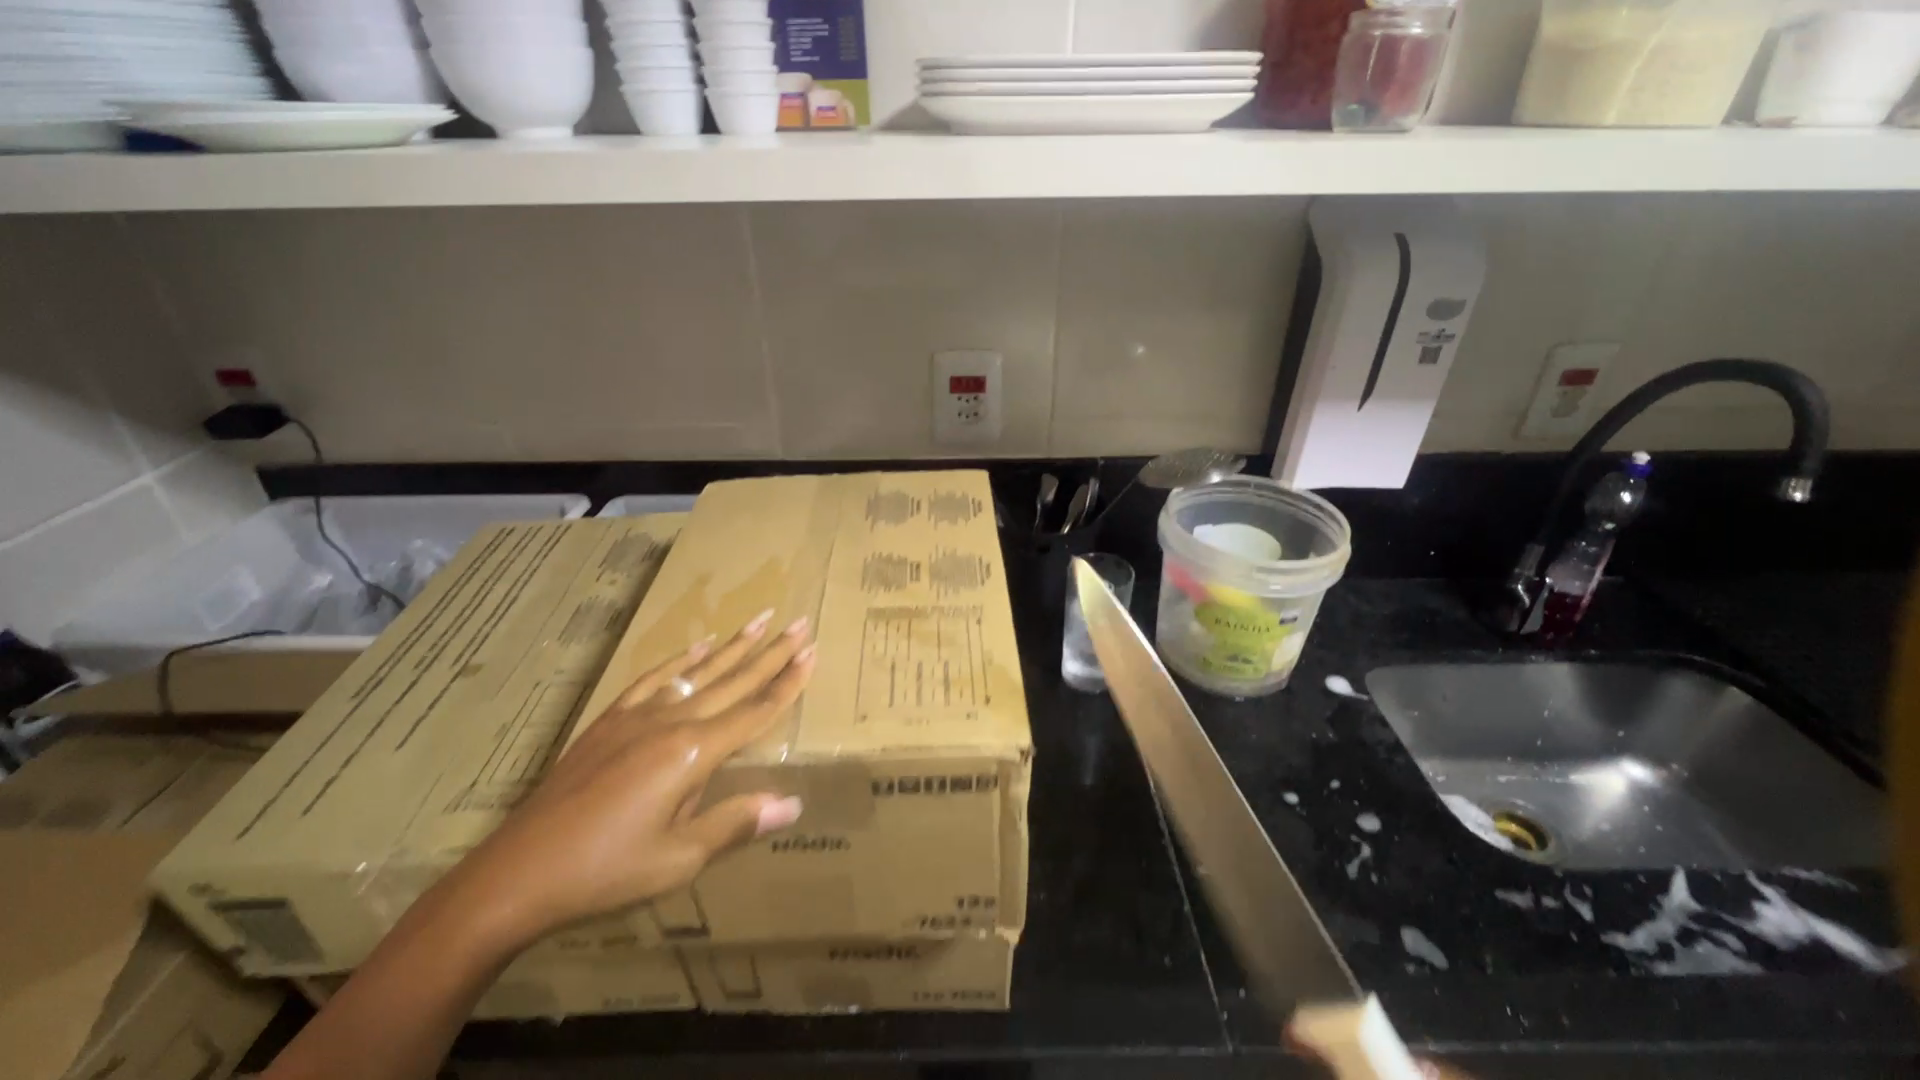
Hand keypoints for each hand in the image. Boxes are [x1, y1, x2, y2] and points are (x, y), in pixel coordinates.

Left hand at [445, 610, 815, 950]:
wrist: (518, 872)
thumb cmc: (606, 872)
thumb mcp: (678, 858)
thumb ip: (735, 822)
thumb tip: (792, 804)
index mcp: (691, 754)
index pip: (753, 713)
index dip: (787, 685)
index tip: (812, 653)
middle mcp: (668, 723)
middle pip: (731, 682)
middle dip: (769, 653)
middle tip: (798, 623)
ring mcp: (634, 719)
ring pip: (695, 673)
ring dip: (730, 647)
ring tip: (758, 621)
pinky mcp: (607, 724)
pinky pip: (652, 681)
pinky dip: (678, 662)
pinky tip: (695, 648)